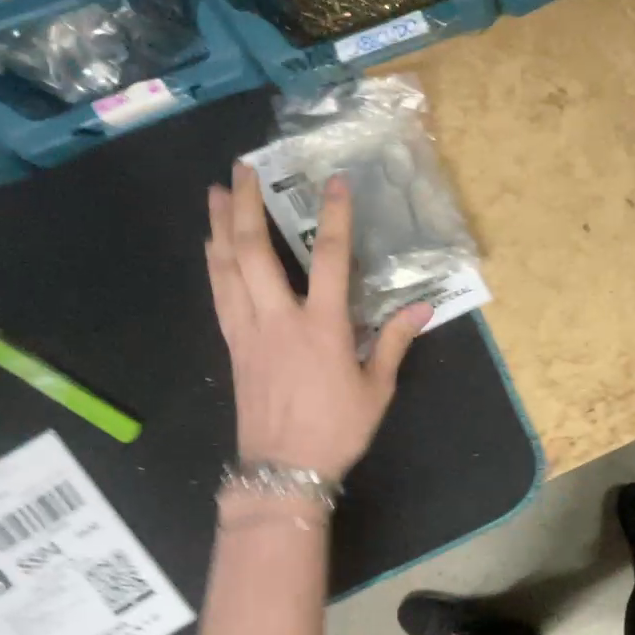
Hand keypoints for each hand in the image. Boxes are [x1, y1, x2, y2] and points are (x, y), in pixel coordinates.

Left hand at [205, 165, 432, 482]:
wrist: (284, 466)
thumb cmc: (338, 428)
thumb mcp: (377, 389)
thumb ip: (393, 342)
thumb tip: (422, 310)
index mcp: (322, 328)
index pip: (330, 260)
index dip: (335, 218)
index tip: (335, 183)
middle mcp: (278, 318)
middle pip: (253, 250)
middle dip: (244, 204)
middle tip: (241, 168)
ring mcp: (248, 330)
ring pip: (225, 266)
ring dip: (217, 224)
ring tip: (213, 192)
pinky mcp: (233, 344)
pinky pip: (218, 292)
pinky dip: (214, 262)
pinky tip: (212, 247)